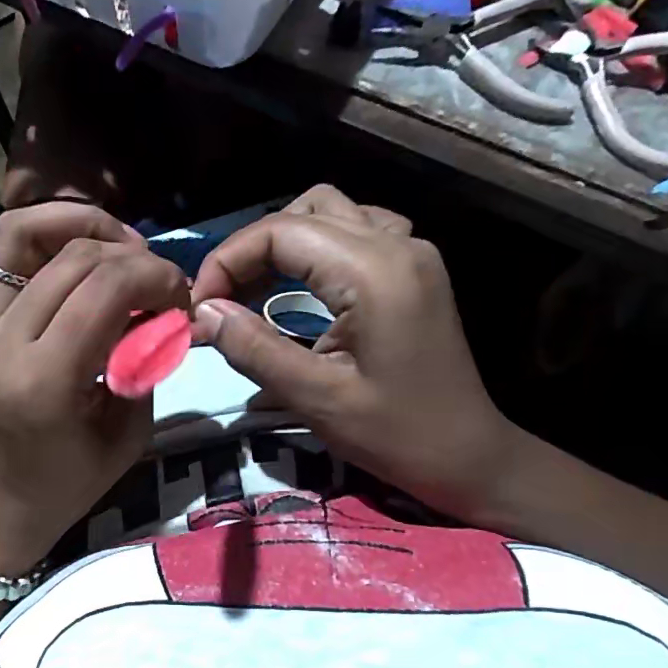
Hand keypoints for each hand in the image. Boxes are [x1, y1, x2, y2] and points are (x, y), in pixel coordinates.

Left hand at [0, 203, 187, 571]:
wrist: (12, 502)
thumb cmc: (76, 480)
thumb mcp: (130, 429)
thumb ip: (144, 359)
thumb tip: (159, 308)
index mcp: (47, 379)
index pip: (105, 287)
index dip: (155, 276)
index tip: (181, 299)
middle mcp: (6, 341)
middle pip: (73, 256)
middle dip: (133, 256)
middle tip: (159, 285)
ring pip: (20, 234)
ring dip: (78, 225)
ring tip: (117, 248)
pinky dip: (13, 235)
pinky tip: (53, 248)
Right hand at [190, 185, 517, 521]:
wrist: (467, 455)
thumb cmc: (395, 434)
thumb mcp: (317, 398)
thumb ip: (255, 349)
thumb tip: (204, 312)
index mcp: (373, 271)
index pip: (280, 232)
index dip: (228, 261)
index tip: (200, 309)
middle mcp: (396, 244)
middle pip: (304, 212)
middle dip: (251, 250)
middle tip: (222, 302)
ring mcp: (412, 252)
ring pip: (332, 212)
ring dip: (285, 243)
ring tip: (254, 290)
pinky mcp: (415, 270)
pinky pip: (357, 232)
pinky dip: (319, 249)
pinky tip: (306, 286)